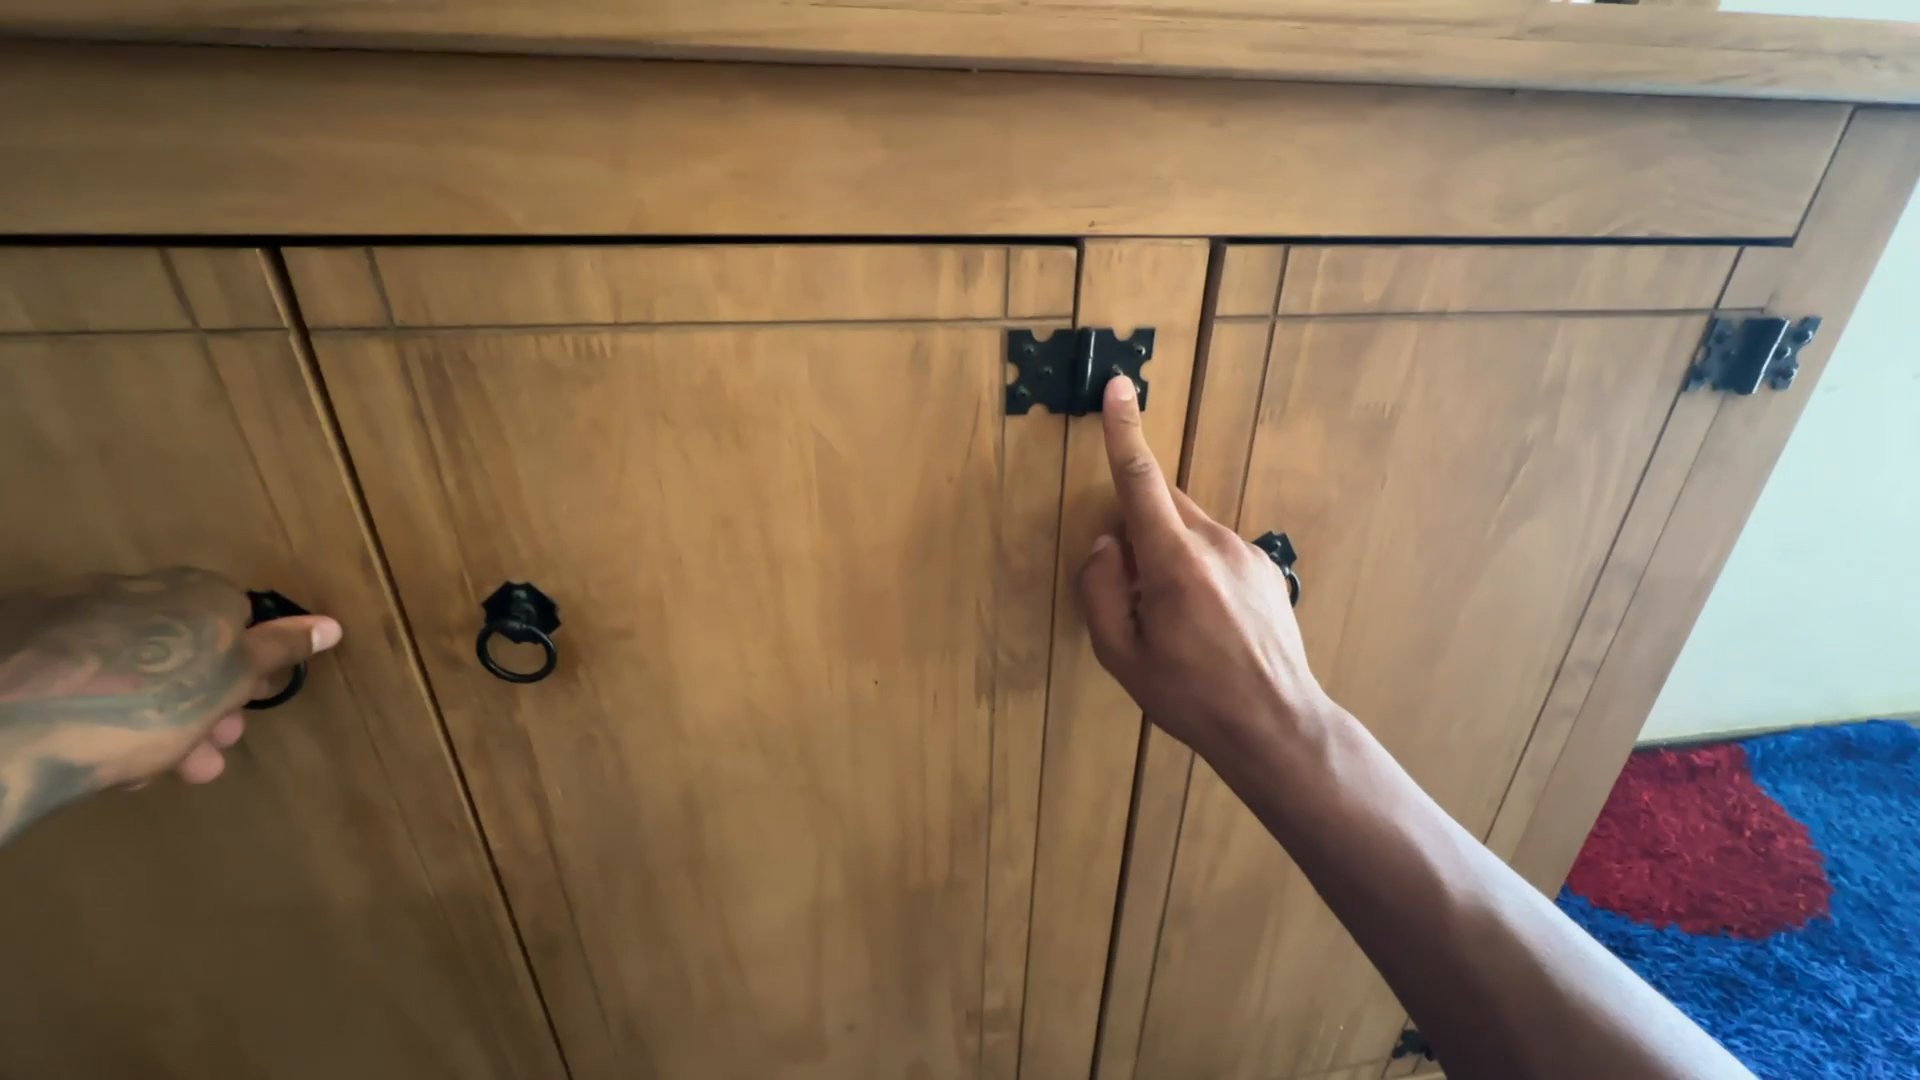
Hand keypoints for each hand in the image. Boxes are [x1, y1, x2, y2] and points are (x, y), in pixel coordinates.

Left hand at [0, 567, 340, 841]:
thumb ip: (280, 651)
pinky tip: (92, 753)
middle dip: (203, 701)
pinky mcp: (8, 644)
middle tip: (209, 748)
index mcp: (195, 592)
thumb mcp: (231, 683)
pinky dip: (91, 709)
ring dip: (153, 717)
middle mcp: (134, 590)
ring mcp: (63, 616)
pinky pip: (72, 675)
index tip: (246, 708)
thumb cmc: (141, 706)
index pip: (240, 619)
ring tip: (151, 770)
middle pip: (184, 647)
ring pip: (129, 668)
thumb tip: (332, 623)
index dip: (247, 668)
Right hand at [1078, 376, 1331, 762]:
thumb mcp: (1120, 654)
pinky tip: (1205, 620)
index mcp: (1175, 563)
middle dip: (1137, 527)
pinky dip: (1194, 566)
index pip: (1141, 481)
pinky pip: (1215, 548)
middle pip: (1163, 505)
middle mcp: (1216, 544)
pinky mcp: (1266, 567)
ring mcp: (1247, 553)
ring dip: (1167, 553)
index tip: (1119, 388)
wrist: (1276, 725)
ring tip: (1173, 617)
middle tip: (1133, 588)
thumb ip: (1101, 589)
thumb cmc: (1190, 695)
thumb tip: (1107, 544)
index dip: (1124, 432)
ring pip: (1188, 528)